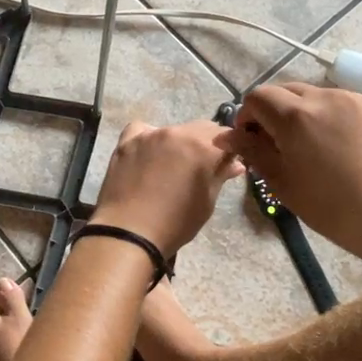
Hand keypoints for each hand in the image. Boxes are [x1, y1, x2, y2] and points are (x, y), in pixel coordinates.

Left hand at [89, 120, 243, 255]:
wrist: (129, 232)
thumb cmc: (175, 223)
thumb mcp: (206, 202)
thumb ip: (220, 176)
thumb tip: (235, 164)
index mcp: (201, 147)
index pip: (228, 135)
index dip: (234, 148)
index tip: (229, 163)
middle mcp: (176, 133)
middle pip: (201, 128)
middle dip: (208, 144)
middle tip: (204, 166)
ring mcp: (148, 135)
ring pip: (173, 130)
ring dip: (180, 142)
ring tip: (174, 165)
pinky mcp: (126, 142)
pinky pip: (142, 130)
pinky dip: (150, 138)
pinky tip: (149, 153)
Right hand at [214, 83, 361, 253]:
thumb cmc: (335, 208)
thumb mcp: (283, 183)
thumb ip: (253, 152)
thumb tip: (225, 137)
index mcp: (295, 115)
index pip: (256, 97)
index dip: (245, 118)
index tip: (248, 144)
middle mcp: (322, 97)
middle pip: (281, 92)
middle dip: (268, 113)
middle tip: (270, 148)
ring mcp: (350, 100)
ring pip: (307, 96)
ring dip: (293, 114)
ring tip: (300, 149)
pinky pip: (331, 104)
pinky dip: (318, 117)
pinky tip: (326, 148)